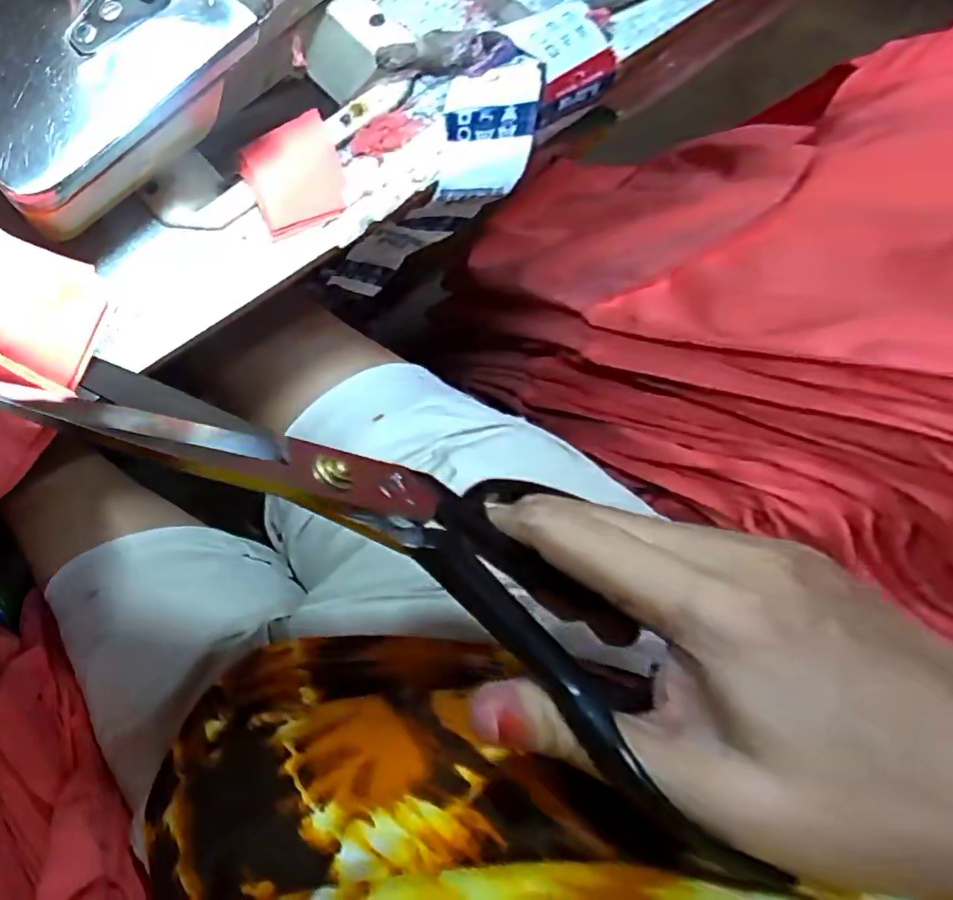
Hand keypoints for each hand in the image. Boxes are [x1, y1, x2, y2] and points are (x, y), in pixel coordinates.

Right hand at [469, 497, 952, 896]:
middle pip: (592, 514)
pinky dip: (630, 555)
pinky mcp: (792, 557)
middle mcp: (737, 555)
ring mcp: (772, 550)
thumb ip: (577, 734)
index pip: (569, 528)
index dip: (503, 524)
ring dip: (584, 548)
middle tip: (530, 602)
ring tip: (592, 619)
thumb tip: (473, 711)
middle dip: (536, 540)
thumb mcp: (707, 789)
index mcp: (712, 604)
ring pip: (631, 521)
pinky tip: (652, 612)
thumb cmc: (860, 805)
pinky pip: (675, 535)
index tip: (460, 538)